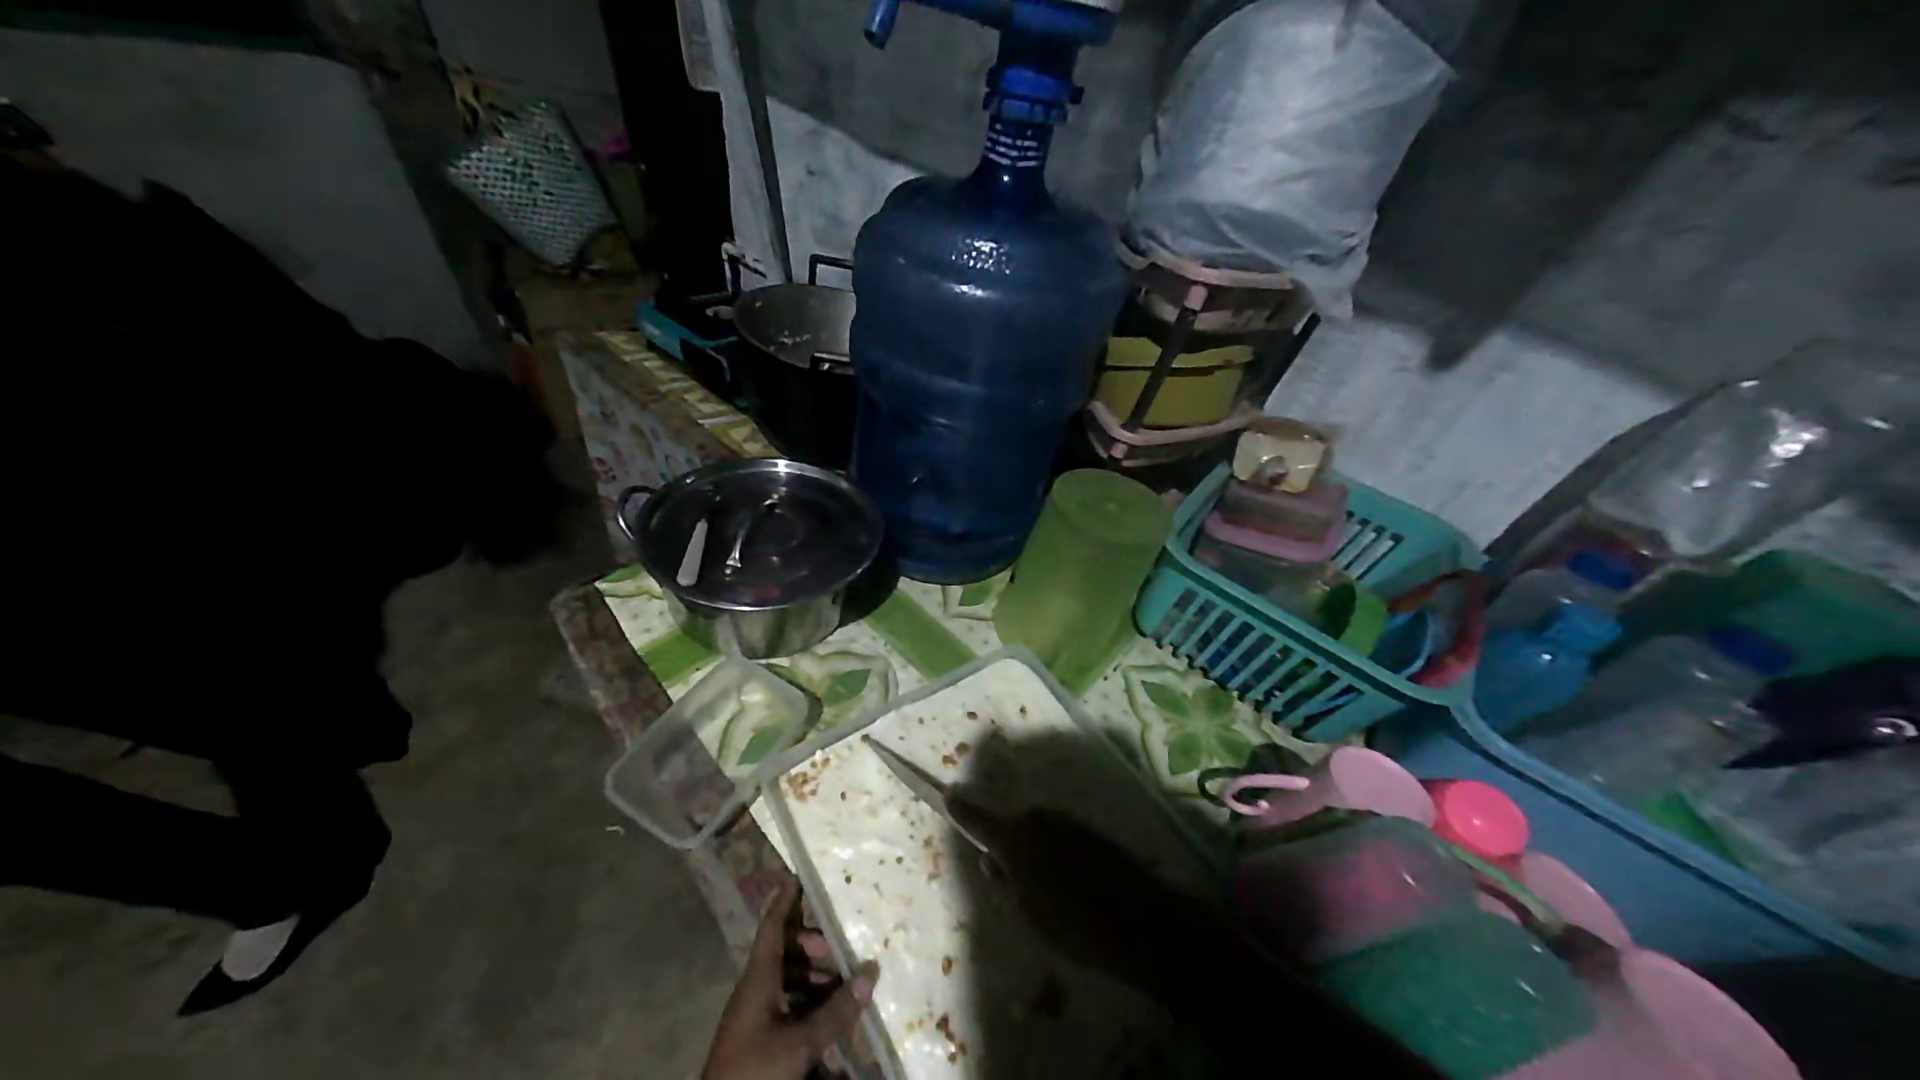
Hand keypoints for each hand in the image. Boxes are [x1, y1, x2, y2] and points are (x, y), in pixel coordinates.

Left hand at [700, 879, 875, 1079]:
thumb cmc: (755, 1069)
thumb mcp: (800, 1042)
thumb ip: (836, 1010)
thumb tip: (870, 974)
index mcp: (758, 979)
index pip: (771, 928)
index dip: (784, 901)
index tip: (796, 875)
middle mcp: (754, 990)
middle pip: (784, 954)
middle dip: (813, 948)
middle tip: (841, 953)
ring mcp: (754, 1017)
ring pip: (788, 982)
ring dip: (816, 979)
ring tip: (843, 990)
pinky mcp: (758, 1040)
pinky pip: (787, 1007)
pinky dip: (809, 1005)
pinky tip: (830, 1022)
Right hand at [945, 801, 1204, 988]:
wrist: (1141, 922)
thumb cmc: (1072, 926)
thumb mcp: (1027, 914)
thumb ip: (1005, 882)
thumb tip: (992, 860)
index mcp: (1016, 840)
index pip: (979, 820)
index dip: (962, 809)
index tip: (948, 793)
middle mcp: (1040, 821)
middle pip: (1014, 824)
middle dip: (1009, 842)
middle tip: (1011, 876)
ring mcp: (1069, 823)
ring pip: (1040, 830)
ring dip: (1036, 848)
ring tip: (1046, 886)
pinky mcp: (1093, 831)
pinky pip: (1063, 837)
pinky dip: (1058, 852)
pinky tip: (1071, 882)